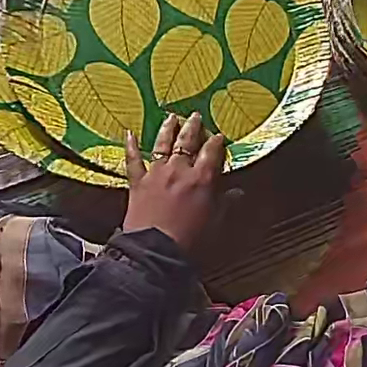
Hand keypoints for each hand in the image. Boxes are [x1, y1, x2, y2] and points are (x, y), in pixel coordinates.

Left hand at [123, 112, 227, 254]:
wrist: (155, 251)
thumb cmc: (191, 239)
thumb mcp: (216, 222)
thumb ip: (226, 203)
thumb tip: (238, 192)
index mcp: (202, 178)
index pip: (212, 152)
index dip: (216, 141)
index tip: (219, 135)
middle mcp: (179, 170)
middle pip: (187, 142)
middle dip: (193, 127)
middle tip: (195, 116)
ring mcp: (156, 174)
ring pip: (162, 145)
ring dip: (168, 129)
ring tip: (172, 117)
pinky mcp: (138, 183)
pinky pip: (133, 161)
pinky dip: (131, 146)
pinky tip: (129, 133)